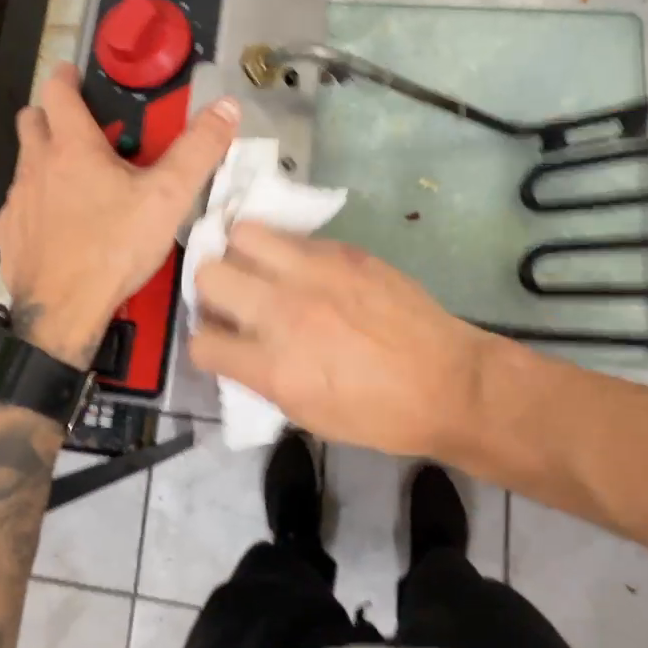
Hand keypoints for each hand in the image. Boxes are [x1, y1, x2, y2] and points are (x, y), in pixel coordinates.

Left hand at [0, 63, 240, 367]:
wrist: (63, 311)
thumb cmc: (114, 248)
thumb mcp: (168, 196)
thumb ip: (198, 150)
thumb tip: (226, 107)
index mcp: (72, 148)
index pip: (58, 93)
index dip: (65, 78)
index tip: (72, 74)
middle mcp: (36, 167)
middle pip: (31, 122)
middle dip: (50, 115)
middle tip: (78, 125)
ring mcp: (17, 202)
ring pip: (25, 165)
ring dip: (44, 161)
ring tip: (76, 179)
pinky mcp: (9, 235)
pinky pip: (20, 206)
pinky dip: (37, 204)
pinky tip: (59, 225)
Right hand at [191, 223, 500, 457]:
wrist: (447, 383)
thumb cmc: (377, 415)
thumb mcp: (306, 413)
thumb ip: (260, 376)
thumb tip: (238, 348)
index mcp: (271, 366)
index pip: (201, 342)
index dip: (207, 344)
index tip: (222, 343)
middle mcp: (282, 311)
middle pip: (208, 274)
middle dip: (213, 289)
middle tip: (235, 299)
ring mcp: (312, 273)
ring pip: (242, 233)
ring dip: (243, 253)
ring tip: (263, 270)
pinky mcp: (342, 250)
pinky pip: (292, 236)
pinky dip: (287, 251)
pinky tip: (307, 270)